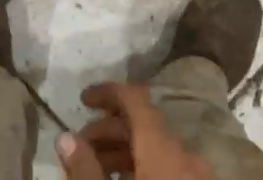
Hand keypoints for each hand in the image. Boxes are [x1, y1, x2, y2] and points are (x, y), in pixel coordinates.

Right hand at [58, 82, 213, 179]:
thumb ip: (84, 171)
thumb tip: (65, 137)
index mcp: (164, 152)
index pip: (137, 100)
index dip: (108, 93)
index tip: (81, 100)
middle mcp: (186, 158)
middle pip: (144, 125)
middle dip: (108, 130)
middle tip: (78, 148)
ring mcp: (197, 179)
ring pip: (157, 149)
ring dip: (124, 151)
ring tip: (95, 171)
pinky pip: (169, 170)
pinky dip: (143, 168)